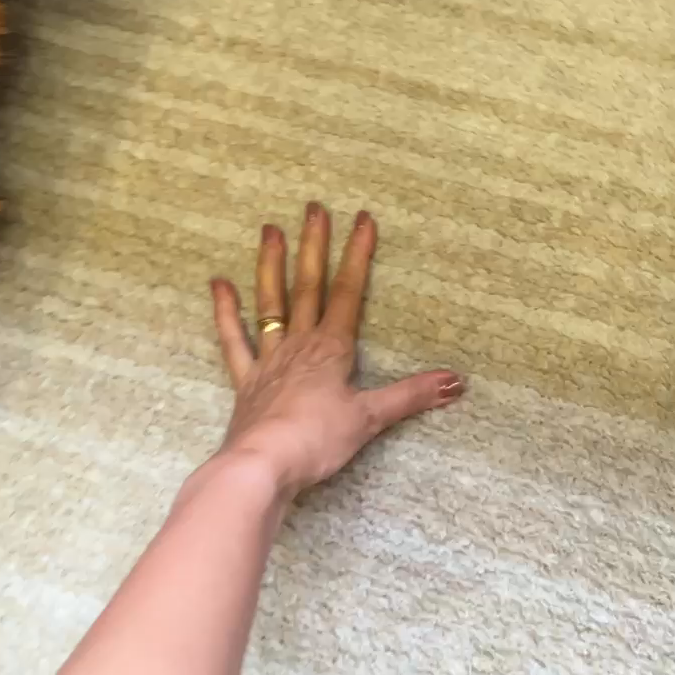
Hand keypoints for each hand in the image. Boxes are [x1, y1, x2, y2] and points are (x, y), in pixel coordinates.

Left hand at [206, 203, 463, 499]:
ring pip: (271, 303)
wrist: (262, 467)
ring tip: (270, 229)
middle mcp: (300, 343)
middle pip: (309, 286)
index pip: (350, 290)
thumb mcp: (371, 417)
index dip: (358, 253)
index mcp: (332, 347)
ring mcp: (270, 359)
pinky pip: (234, 341)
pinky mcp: (247, 381)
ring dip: (271, 265)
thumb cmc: (318, 440)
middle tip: (313, 208)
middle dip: (314, 245)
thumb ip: (412, 395)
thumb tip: (456, 381)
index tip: (363, 218)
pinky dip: (226, 313)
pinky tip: (219, 285)